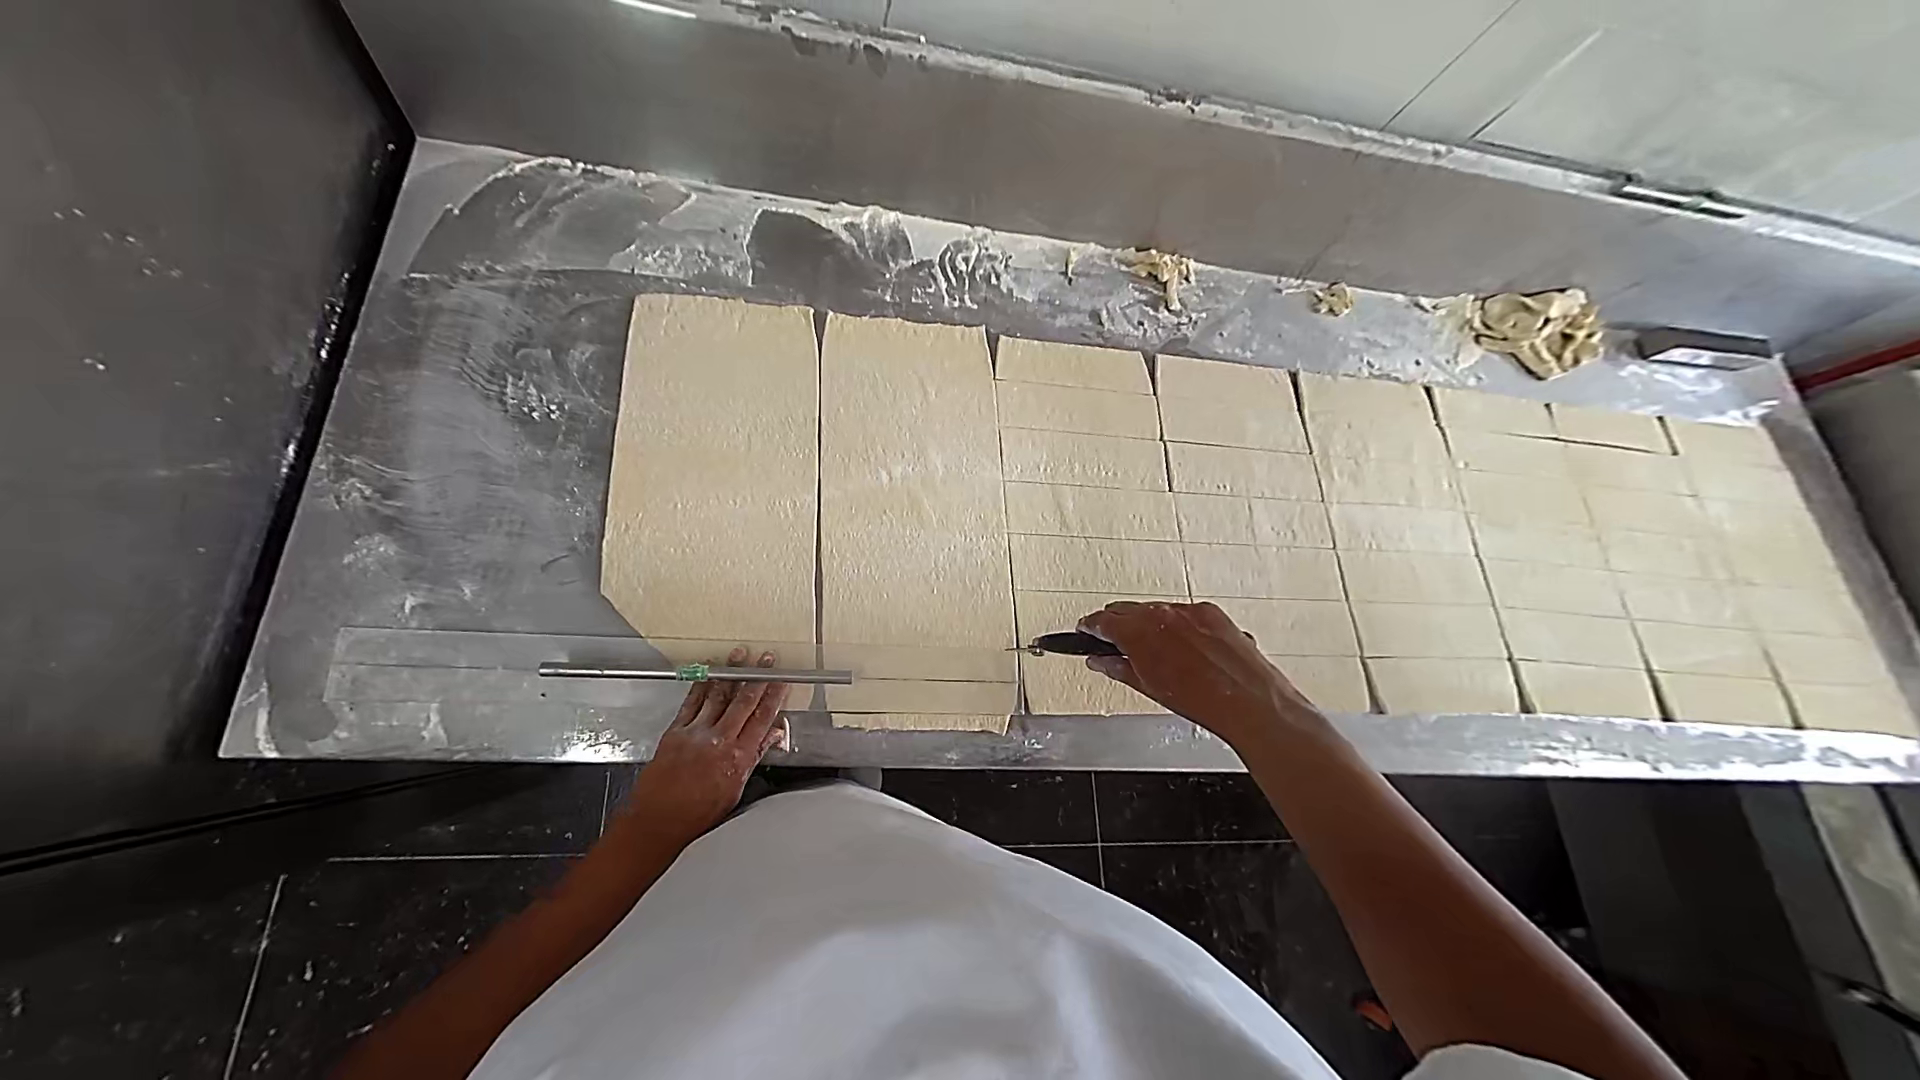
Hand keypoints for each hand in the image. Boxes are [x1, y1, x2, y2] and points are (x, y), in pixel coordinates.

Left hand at [623, 647, 790, 843]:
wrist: (656, 823)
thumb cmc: (695, 814)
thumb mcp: (736, 789)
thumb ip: (754, 757)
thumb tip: (772, 737)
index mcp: (738, 758)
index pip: (763, 718)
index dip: (775, 695)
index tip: (782, 680)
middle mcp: (718, 742)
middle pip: (744, 701)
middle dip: (758, 677)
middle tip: (766, 660)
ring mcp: (695, 734)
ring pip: (718, 696)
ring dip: (731, 673)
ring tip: (740, 656)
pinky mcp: (675, 732)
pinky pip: (691, 702)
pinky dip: (702, 685)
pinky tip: (710, 674)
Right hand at [1078, 601, 1328, 748]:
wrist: (1250, 703)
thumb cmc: (1204, 701)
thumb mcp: (1148, 687)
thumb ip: (1117, 667)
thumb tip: (1100, 661)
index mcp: (1140, 630)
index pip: (1102, 620)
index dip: (1089, 626)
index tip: (1085, 630)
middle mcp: (1163, 613)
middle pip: (1126, 610)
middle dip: (1116, 624)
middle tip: (1113, 643)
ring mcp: (1188, 611)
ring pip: (1155, 610)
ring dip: (1147, 624)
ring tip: (1153, 651)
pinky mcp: (1211, 613)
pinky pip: (1182, 613)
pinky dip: (1176, 625)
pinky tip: (1182, 648)